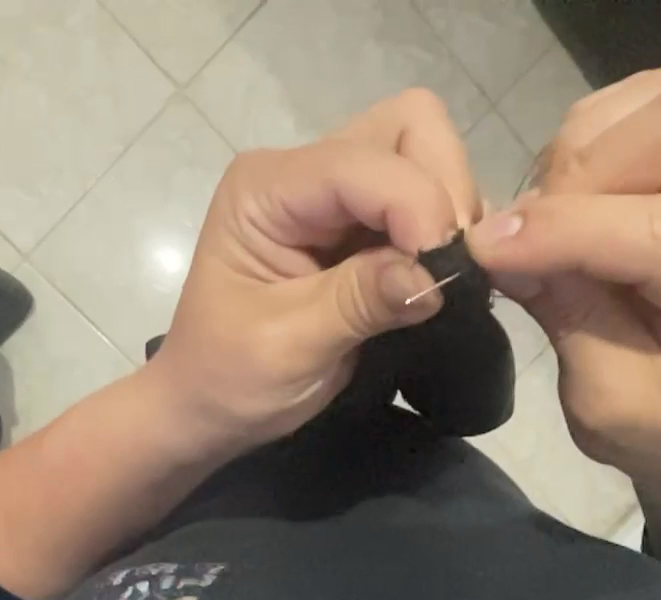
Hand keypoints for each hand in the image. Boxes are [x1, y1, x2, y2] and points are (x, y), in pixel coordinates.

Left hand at [149, 89, 480, 449]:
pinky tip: (439, 283)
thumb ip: (360, 302)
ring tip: (446, 282)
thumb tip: (436, 276)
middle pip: (408, 129)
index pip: (363, 162)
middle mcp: (304, 175)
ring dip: (450, 216)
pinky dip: (444, 239)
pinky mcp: (359, 230)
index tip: (441, 277)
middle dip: (443, 193)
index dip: (416, 207)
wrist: (208, 408)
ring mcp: (335, 199)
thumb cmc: (230, 380)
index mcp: (267, 189)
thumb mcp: (289, 346)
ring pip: (426, 161)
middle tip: (452, 269)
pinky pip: (424, 208)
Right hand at [465, 71, 660, 477]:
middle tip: (532, 231)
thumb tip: (501, 243)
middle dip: (586, 170)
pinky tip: (575, 195)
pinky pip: (656, 104)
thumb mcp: (604, 400)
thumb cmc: (660, 431)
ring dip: (586, 149)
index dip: (566, 229)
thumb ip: (565, 314)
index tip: (485, 246)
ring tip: (553, 217)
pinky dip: (596, 137)